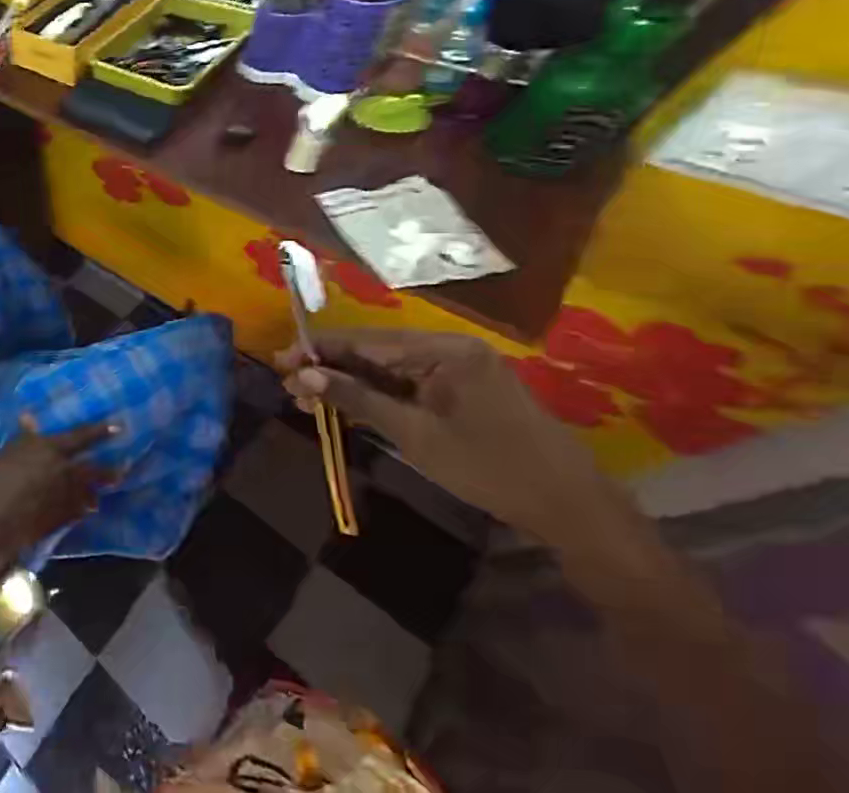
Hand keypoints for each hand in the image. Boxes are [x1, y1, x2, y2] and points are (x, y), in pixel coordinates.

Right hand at [0, 416, 117, 564]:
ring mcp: (69, 497)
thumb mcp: (8, 452)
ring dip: (94, 494)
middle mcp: (67, 471)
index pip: (82, 436)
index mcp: (52, 448)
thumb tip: (29, 418)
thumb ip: (24, 437)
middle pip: (97, 470)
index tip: (119, 428)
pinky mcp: (65, 519)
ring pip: (91, 494)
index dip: (101, 431)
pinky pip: (79, 512)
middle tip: (122, 470)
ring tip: (96, 497)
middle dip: (111, 471)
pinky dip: (80, 509)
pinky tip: (77, 511)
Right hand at [276, 330, 615, 543]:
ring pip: (387, 368)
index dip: (318, 351)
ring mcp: (458, 368)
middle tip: (289, 387)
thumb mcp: (414, 434)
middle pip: (374, 351)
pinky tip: (345, 405)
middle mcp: (450, 348)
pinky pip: (407, 382)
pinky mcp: (462, 389)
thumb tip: (302, 376)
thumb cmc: (490, 467)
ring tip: (307, 401)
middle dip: (329, 369)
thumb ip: (356, 398)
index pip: (366, 341)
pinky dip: (375, 394)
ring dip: (348, 383)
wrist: (569, 506)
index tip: (279, 362)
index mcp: (444, 350)